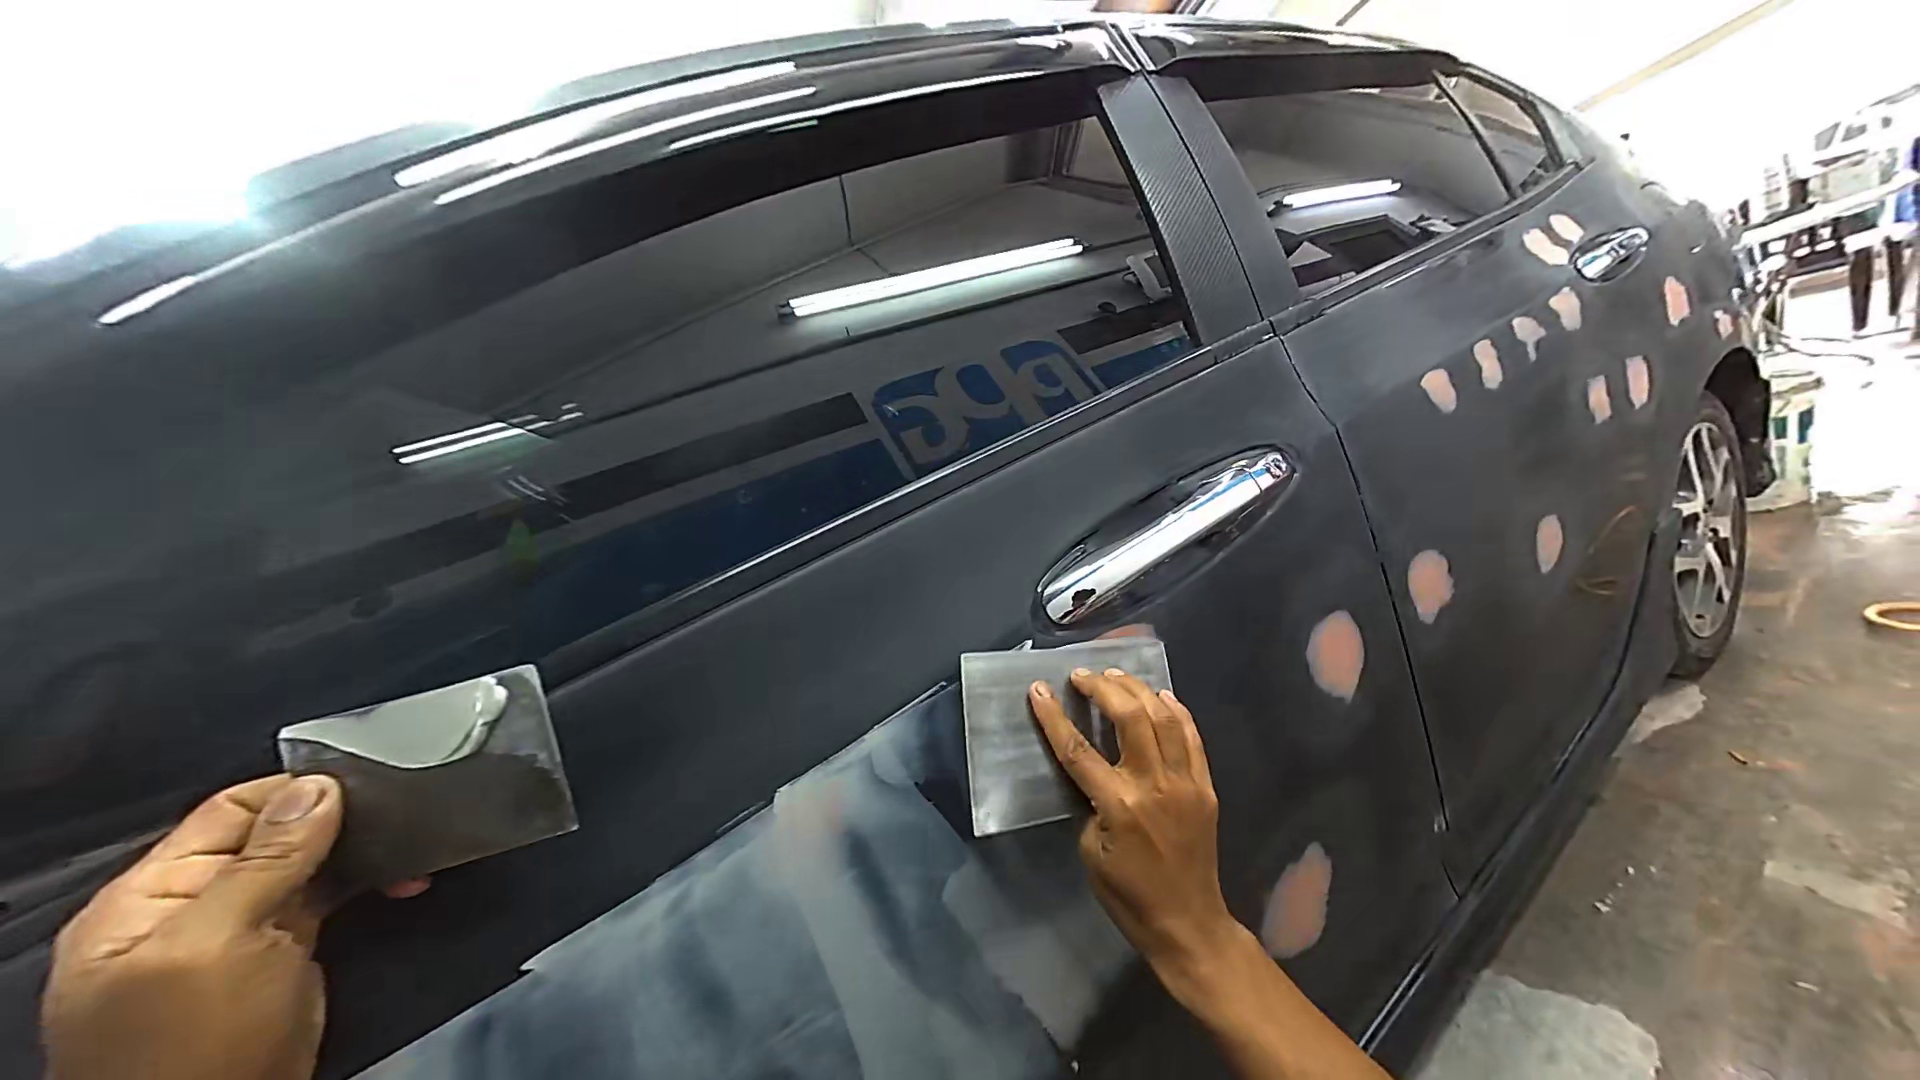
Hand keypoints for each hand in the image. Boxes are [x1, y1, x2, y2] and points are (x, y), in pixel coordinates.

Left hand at [41, 775, 425, 1079]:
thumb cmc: (196, 1036)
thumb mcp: (219, 944)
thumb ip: (266, 860)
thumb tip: (320, 784)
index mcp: (151, 895)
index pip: (230, 810)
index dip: (298, 791)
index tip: (367, 783)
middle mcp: (195, 901)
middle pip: (278, 830)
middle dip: (345, 819)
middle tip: (405, 813)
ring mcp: (243, 925)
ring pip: (315, 858)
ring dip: (369, 849)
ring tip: (416, 847)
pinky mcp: (288, 944)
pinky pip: (335, 890)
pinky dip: (374, 879)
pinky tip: (408, 878)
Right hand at [1027, 668, 1238, 969]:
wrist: (1188, 923)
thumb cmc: (1129, 894)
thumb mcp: (1090, 851)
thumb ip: (1089, 802)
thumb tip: (1093, 770)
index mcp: (1118, 805)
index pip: (1078, 749)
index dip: (1054, 716)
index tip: (1038, 689)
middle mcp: (1153, 785)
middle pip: (1129, 718)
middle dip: (1103, 688)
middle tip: (1083, 675)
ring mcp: (1185, 783)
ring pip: (1163, 718)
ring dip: (1137, 690)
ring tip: (1116, 675)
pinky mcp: (1205, 787)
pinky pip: (1192, 737)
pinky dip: (1176, 710)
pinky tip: (1161, 695)